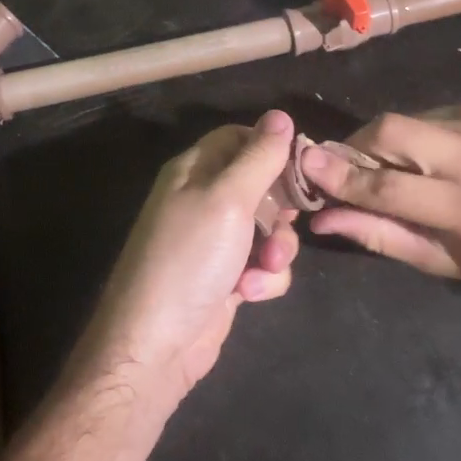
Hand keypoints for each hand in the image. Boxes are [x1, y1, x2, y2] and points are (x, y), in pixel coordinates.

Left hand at [78, 110, 301, 401]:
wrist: (155, 346)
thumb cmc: (188, 259)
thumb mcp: (227, 199)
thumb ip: (258, 157)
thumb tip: (281, 114)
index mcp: (194, 170)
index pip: (239, 138)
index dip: (272, 148)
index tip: (304, 165)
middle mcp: (203, 199)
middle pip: (262, 183)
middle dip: (282, 208)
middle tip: (290, 221)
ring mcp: (215, 241)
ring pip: (270, 228)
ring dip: (277, 248)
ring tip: (264, 266)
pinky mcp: (227, 278)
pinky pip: (263, 265)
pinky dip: (264, 279)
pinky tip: (249, 294)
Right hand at [303, 102, 460, 297]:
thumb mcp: (442, 263)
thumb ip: (380, 235)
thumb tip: (324, 217)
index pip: (390, 188)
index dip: (341, 178)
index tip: (305, 168)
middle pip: (393, 131)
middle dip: (356, 146)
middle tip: (344, 169)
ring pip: (405, 119)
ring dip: (382, 143)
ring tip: (388, 170)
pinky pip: (427, 115)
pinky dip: (411, 136)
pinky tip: (425, 160)